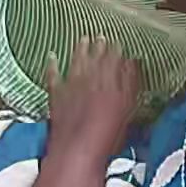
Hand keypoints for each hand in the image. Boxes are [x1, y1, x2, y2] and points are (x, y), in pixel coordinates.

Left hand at [44, 39, 140, 159]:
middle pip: (95, 57)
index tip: (117, 42)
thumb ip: (130, 82)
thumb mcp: (127, 108)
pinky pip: (53, 75)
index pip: (113, 58)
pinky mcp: (56, 95)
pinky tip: (52, 56)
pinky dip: (52, 65)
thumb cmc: (107, 134)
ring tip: (82, 39)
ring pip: (76, 61)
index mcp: (109, 80)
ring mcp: (71, 85)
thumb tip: (133, 62)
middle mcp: (89, 78)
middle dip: (99, 46)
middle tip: (101, 36)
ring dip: (79, 49)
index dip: (115, 49)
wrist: (77, 150)